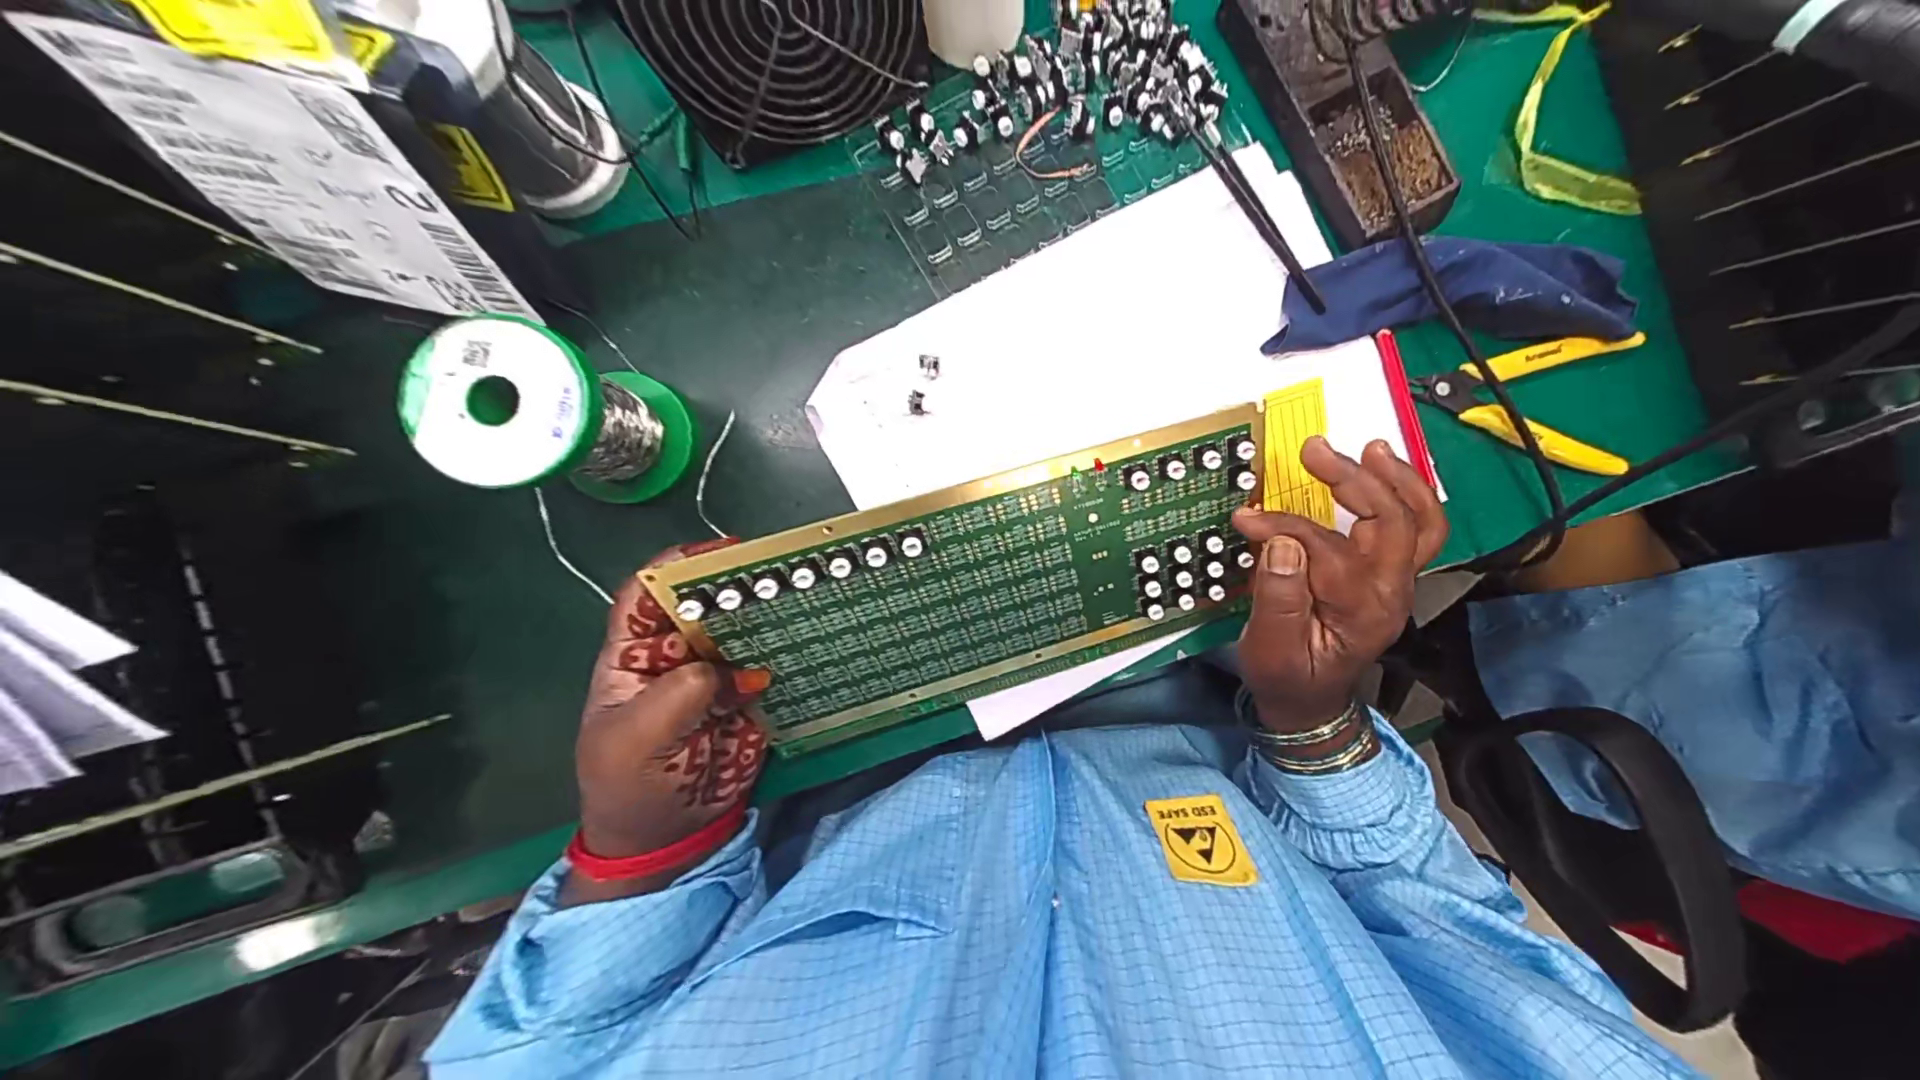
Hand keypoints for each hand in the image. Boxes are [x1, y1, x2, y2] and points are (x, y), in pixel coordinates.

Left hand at [566, 539, 770, 901]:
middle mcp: (678, 654)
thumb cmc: (628, 787)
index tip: (721, 552)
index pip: (649, 592)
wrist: (666, 838)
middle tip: (778, 573)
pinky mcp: (748, 696)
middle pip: (705, 603)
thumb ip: (680, 694)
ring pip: (743, 629)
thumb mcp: (636, 740)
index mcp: (635, 654)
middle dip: (736, 584)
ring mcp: (717, 674)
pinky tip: (810, 639)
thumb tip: (740, 670)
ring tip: (802, 601)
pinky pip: (769, 662)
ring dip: (768, 614)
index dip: (680, 565)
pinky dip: (789, 650)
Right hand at [1231, 437, 1446, 738]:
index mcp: (1360, 611)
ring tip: (1367, 448)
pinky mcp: (1387, 577)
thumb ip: (1277, 596)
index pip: (1328, 549)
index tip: (1247, 517)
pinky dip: (1402, 495)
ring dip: (1395, 480)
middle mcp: (1389, 592)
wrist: (1309, 702)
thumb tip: (1280, 543)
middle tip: (1314, 452)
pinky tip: (1381, 472)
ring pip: (1418, 521)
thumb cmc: (1287, 676)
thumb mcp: (1270, 647)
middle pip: (1391, 522)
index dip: (1285, 526)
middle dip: (1354, 480)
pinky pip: (1412, 528)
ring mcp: (1395, 583)